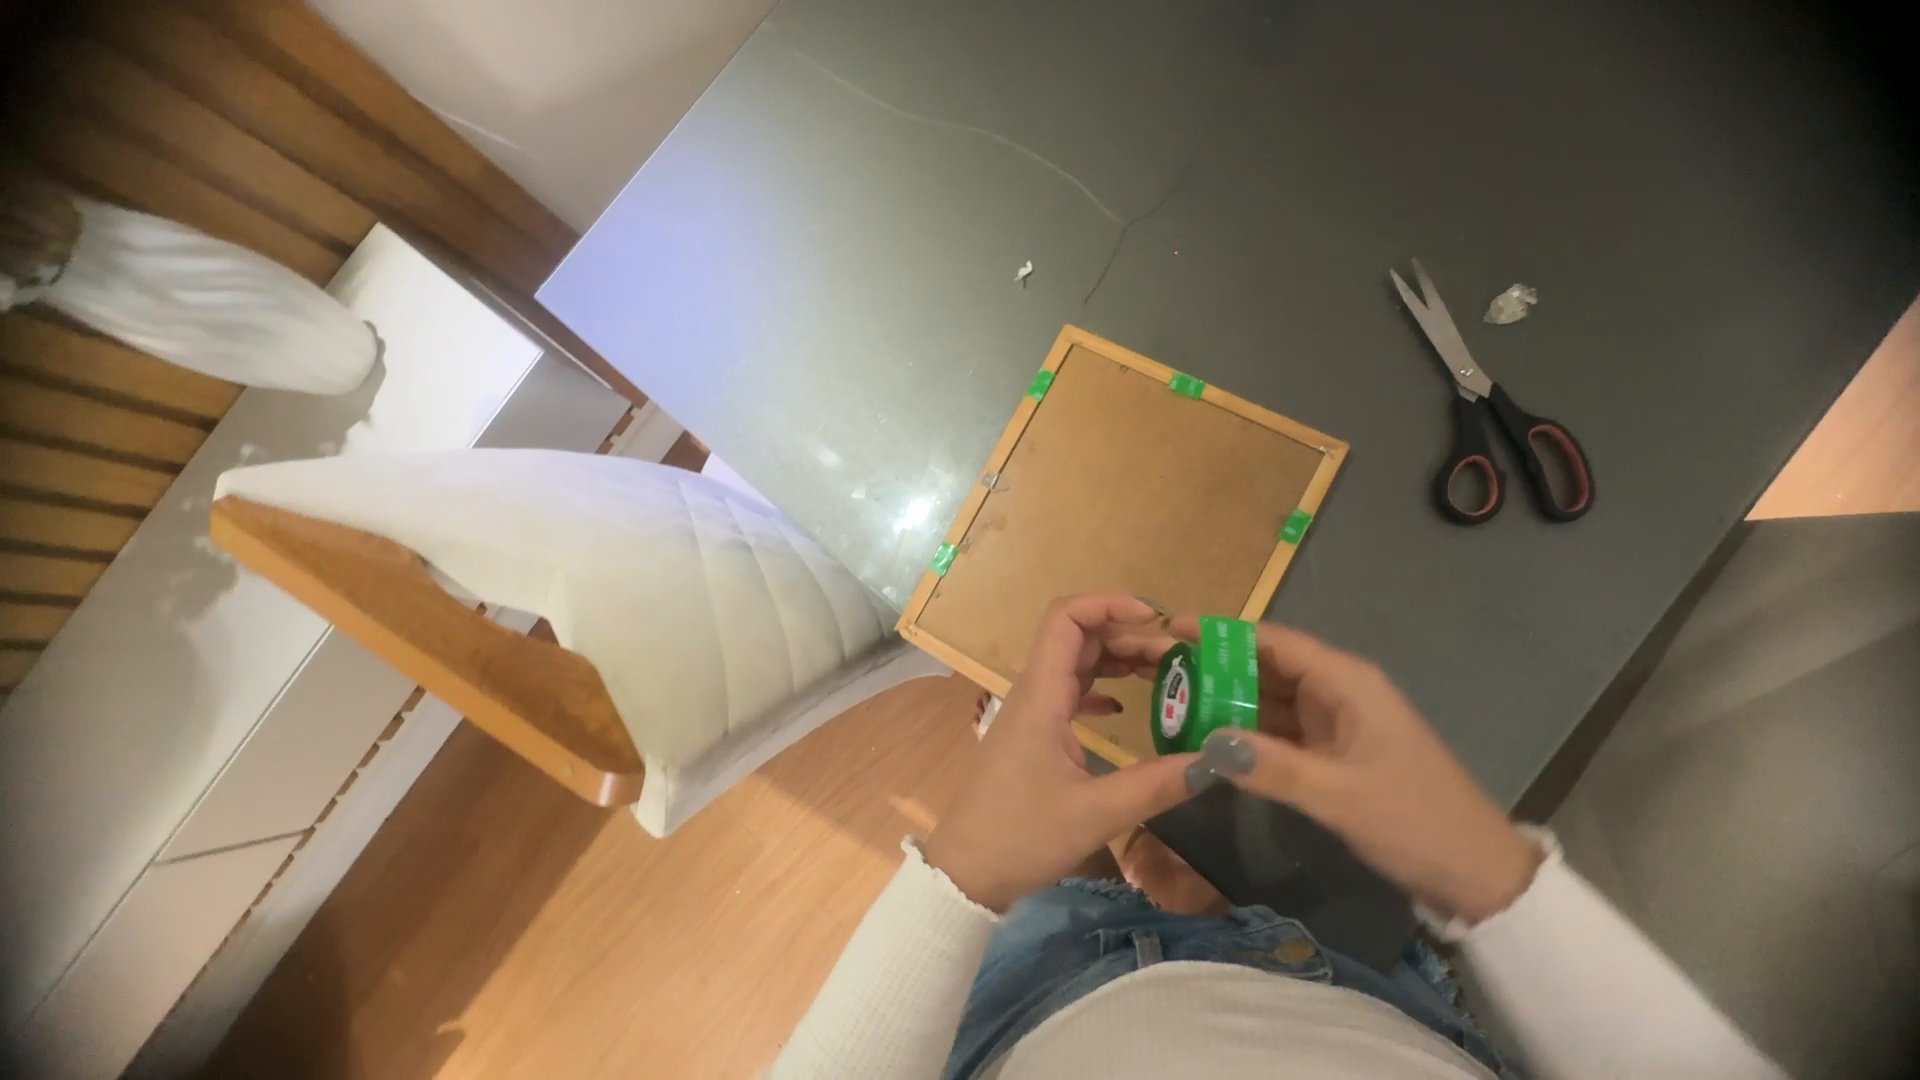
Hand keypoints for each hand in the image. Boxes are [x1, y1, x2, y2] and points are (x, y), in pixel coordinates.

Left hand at [922, 595, 1198, 911]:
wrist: (966, 871)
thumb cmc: (1020, 836)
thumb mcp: (1095, 814)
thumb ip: (1156, 785)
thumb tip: (1215, 760)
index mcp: (1040, 695)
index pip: (1066, 618)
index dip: (1109, 603)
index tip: (1158, 620)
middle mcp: (1033, 692)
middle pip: (1079, 637)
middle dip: (1129, 635)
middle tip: (1181, 657)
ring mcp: (1031, 712)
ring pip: (1076, 663)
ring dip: (1118, 660)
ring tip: (1168, 674)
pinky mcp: (1033, 734)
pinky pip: (1069, 693)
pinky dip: (1101, 689)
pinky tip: (1126, 707)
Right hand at [1169, 617, 1541, 922]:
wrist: (1476, 874)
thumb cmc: (1414, 820)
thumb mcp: (1338, 795)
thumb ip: (1271, 765)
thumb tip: (1205, 741)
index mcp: (1345, 682)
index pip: (1272, 641)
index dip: (1221, 632)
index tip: (1172, 629)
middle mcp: (1336, 691)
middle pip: (1264, 666)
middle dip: (1213, 666)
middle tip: (1159, 670)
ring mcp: (1333, 721)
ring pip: (1267, 698)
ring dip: (1225, 700)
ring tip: (1171, 701)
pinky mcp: (1330, 750)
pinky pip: (1277, 729)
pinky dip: (1245, 732)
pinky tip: (1208, 739)